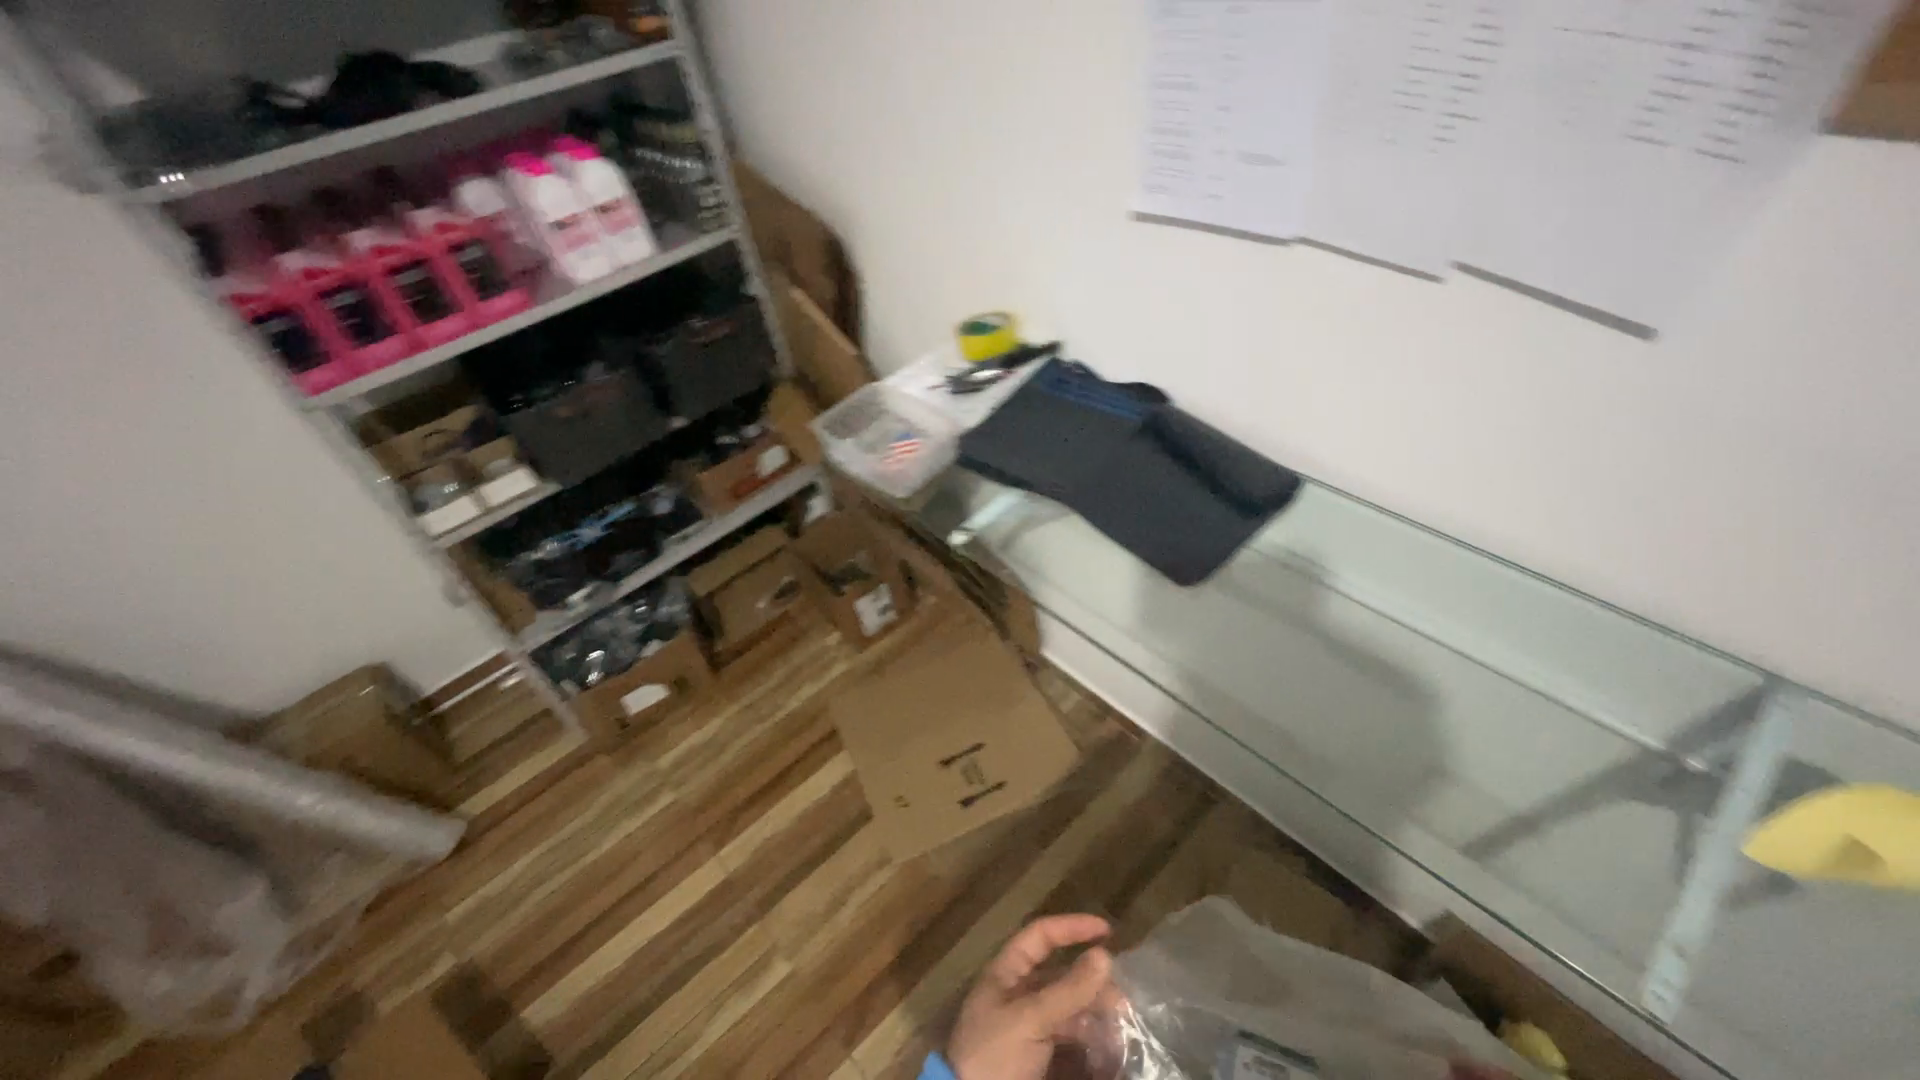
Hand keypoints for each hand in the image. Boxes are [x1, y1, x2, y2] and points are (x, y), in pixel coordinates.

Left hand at [947, 914, 1115, 1079]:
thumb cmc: (994, 1054)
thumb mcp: (1030, 1019)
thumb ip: (1067, 990)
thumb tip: (1105, 956)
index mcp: (1005, 974)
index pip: (1040, 936)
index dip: (1071, 928)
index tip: (1107, 931)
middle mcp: (1018, 993)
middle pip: (1060, 974)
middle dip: (1092, 981)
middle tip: (1122, 999)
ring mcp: (1028, 1024)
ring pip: (1069, 1007)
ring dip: (1094, 1011)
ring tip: (1120, 1024)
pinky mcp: (1038, 1053)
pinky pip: (1069, 1036)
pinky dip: (1089, 1037)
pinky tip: (1109, 1045)